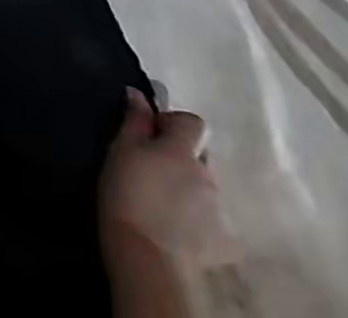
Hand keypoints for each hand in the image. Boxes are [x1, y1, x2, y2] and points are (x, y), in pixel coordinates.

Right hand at [99, 88, 224, 267]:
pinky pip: (215, 222)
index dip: (173, 123)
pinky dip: (200, 221)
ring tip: (160, 203)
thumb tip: (139, 95)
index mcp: (182, 151)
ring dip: (186, 187)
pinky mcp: (227, 242)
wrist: (145, 252)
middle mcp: (208, 175)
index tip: (150, 133)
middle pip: (198, 156)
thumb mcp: (120, 150)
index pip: (193, 122)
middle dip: (178, 158)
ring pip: (204, 187)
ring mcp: (220, 209)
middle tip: (150, 171)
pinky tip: (179, 229)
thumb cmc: (125, 192)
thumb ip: (135, 121)